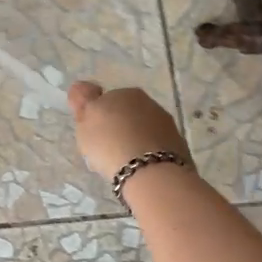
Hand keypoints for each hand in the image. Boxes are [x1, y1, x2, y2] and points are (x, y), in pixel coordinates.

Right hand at [68, 81, 191, 180]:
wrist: (152, 173)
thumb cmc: (110, 143)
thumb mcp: (84, 120)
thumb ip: (82, 102)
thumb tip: (83, 88)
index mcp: (125, 92)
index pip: (104, 99)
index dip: (95, 116)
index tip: (90, 134)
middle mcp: (149, 103)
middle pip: (125, 114)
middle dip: (116, 127)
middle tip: (104, 149)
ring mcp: (167, 125)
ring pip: (142, 131)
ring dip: (133, 141)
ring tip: (123, 163)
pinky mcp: (180, 147)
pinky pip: (154, 148)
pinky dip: (147, 154)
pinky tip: (139, 169)